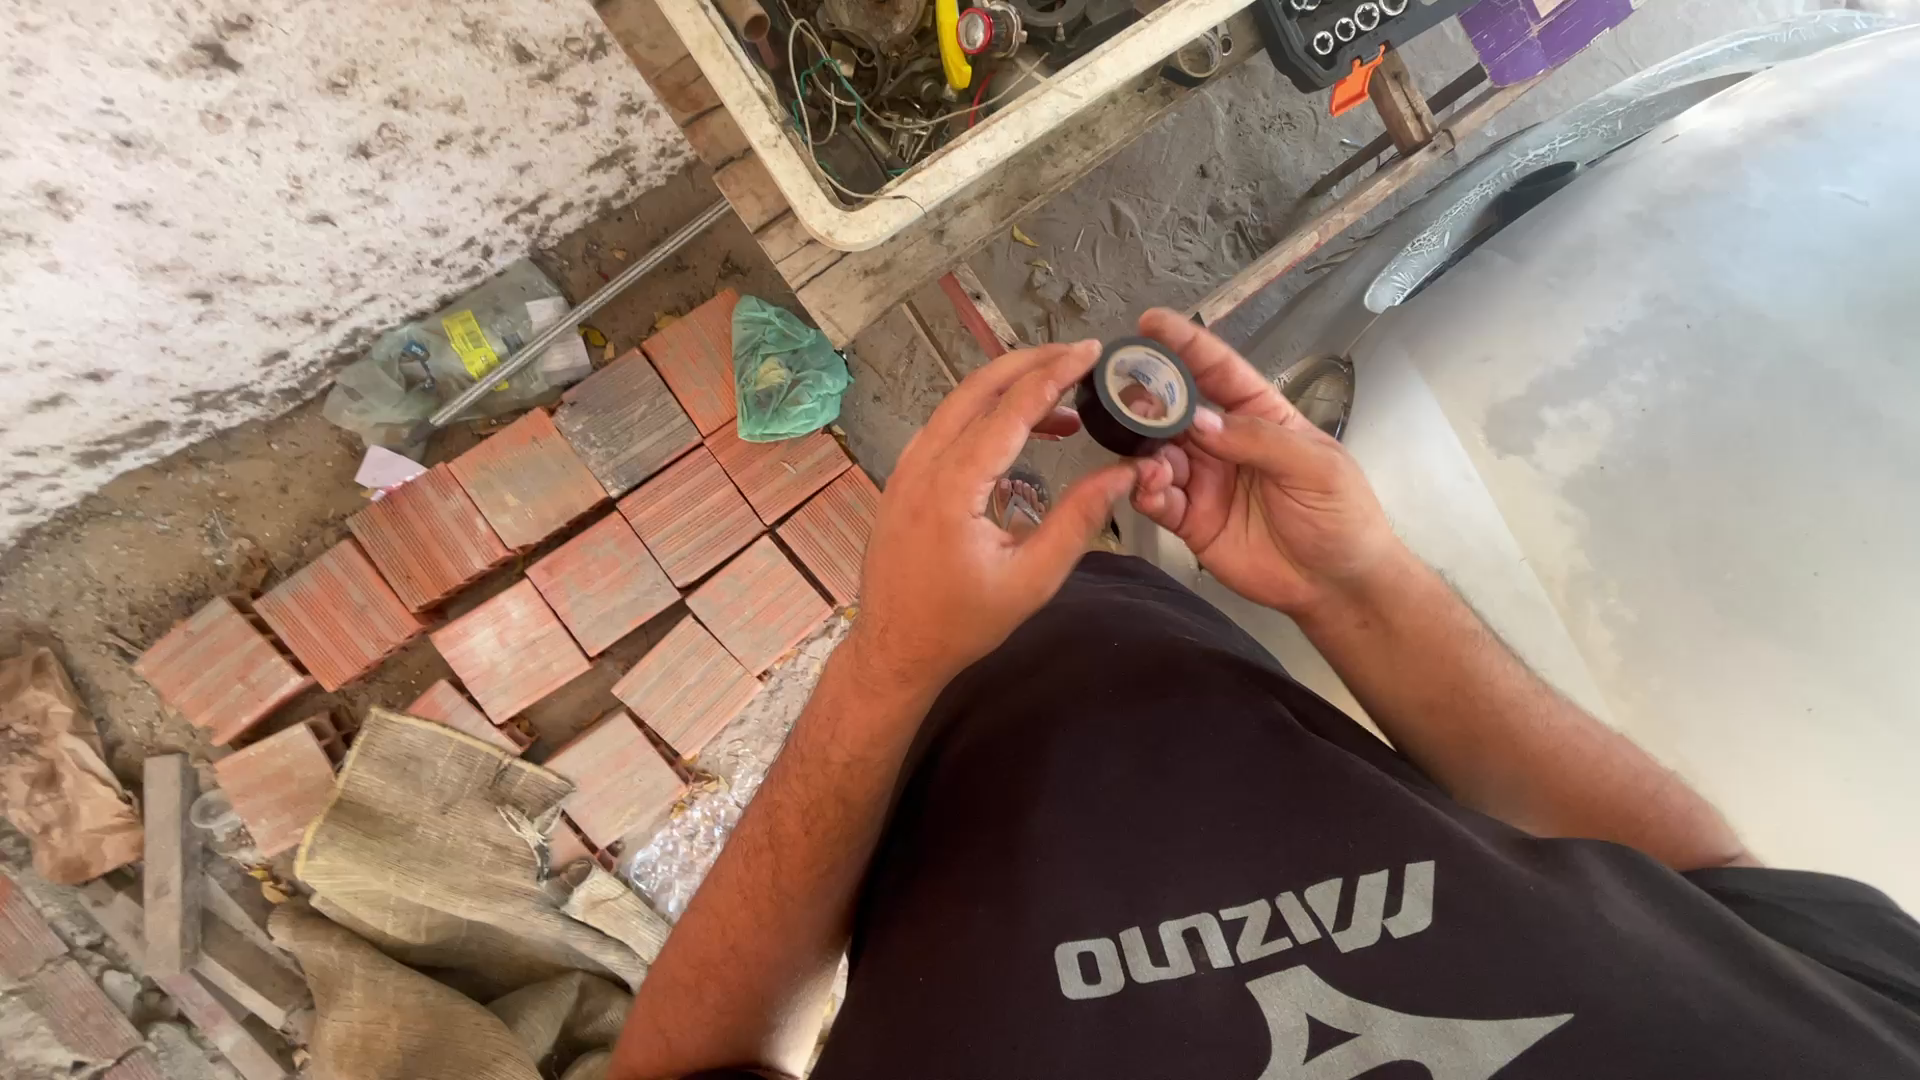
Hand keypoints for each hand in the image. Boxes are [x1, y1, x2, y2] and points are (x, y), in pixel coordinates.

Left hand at [849, 341, 1135, 695]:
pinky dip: (984, 417)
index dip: (1055, 374)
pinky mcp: (902, 479)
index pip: (1011, 409)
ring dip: (1008, 392)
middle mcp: (921, 465)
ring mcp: (905, 470)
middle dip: (1031, 364)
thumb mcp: (1032, 579)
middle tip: (1078, 359)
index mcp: (952, 487)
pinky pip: (945, 429)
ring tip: (1062, 404)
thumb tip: (1123, 474)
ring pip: (958, 405)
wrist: (894, 648)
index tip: (1092, 352)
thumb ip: (1079, 520)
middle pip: (978, 389)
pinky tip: (1017, 434)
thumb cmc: (961, 623)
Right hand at [1128, 309, 1405, 616]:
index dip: (1185, 345)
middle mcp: (1222, 442)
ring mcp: (1201, 480)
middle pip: (1174, 412)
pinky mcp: (1187, 519)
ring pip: (1155, 455)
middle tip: (1130, 407)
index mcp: (1258, 415)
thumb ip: (1258, 440)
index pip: (1217, 370)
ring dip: (1144, 455)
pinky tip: (1151, 490)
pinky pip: (1153, 499)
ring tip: (1152, 466)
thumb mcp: (1315, 466)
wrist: (1334, 584)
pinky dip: (1143, 492)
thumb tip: (1200, 420)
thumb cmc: (1341, 515)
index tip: (1150, 323)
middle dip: (1148, 404)